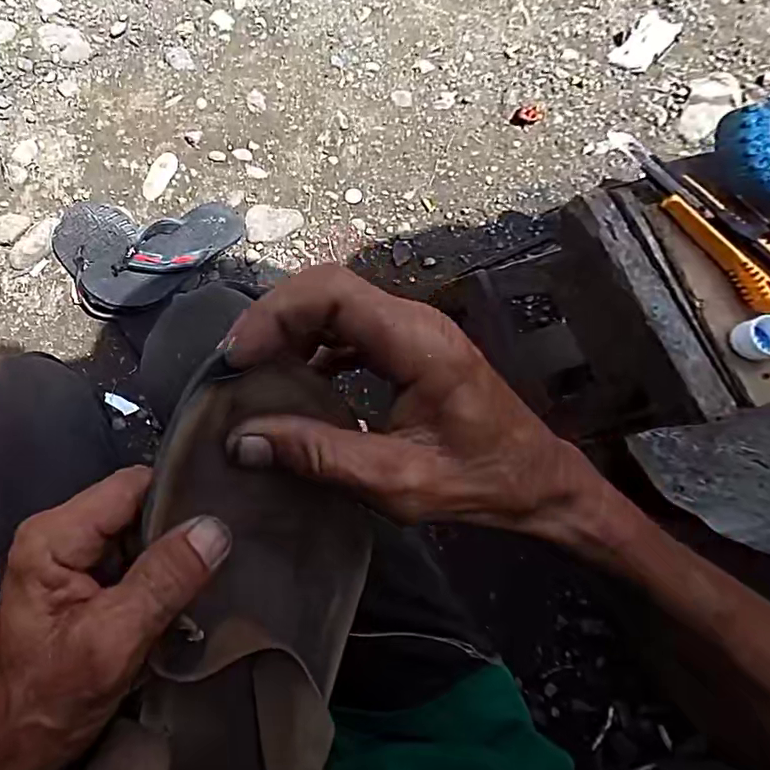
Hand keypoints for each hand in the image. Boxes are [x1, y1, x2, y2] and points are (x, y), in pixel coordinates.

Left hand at [0, 467, 230, 769]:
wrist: (7, 761)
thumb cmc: (46, 706)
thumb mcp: (112, 642)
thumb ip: (163, 580)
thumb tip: (215, 528)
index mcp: (52, 536)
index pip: (129, 487)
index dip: (177, 494)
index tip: (228, 511)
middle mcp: (57, 536)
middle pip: (133, 508)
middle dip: (178, 529)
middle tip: (231, 550)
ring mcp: (68, 562)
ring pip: (137, 537)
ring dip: (172, 558)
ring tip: (217, 573)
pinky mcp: (81, 587)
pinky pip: (131, 565)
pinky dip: (159, 579)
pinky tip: (189, 595)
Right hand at [222, 264, 606, 539]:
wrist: (535, 481)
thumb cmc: (479, 482)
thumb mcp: (396, 482)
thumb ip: (320, 456)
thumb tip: (243, 440)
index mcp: (417, 343)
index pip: (332, 293)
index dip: (275, 314)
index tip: (239, 356)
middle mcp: (413, 321)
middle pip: (326, 287)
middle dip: (272, 317)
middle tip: (234, 363)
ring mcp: (410, 330)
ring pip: (332, 302)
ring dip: (287, 329)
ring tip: (253, 370)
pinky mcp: (404, 345)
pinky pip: (343, 327)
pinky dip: (308, 344)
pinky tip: (291, 379)